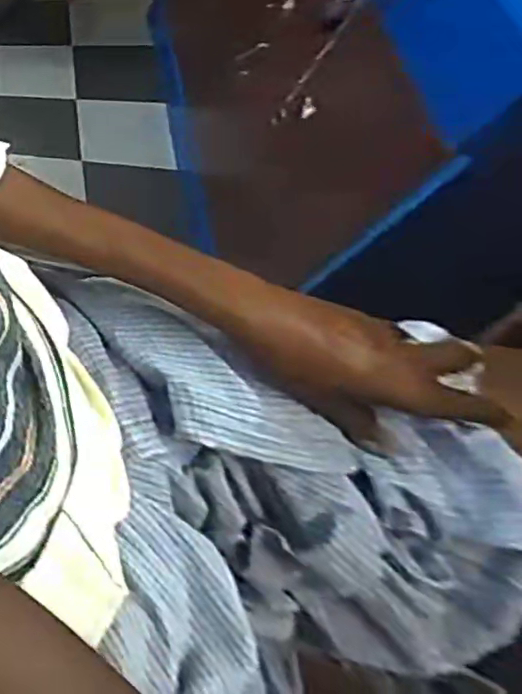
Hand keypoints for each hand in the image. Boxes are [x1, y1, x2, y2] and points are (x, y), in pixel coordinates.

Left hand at [216, 284, 511, 444]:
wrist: (259, 311)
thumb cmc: (289, 361)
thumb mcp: (319, 399)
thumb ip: (356, 421)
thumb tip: (387, 444)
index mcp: (410, 386)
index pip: (471, 406)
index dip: (488, 415)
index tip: (495, 422)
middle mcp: (410, 358)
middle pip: (461, 359)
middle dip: (461, 370)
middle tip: (441, 383)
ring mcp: (384, 331)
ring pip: (424, 342)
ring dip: (421, 353)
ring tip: (398, 367)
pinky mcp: (356, 313)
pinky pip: (388, 331)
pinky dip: (387, 341)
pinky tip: (360, 347)